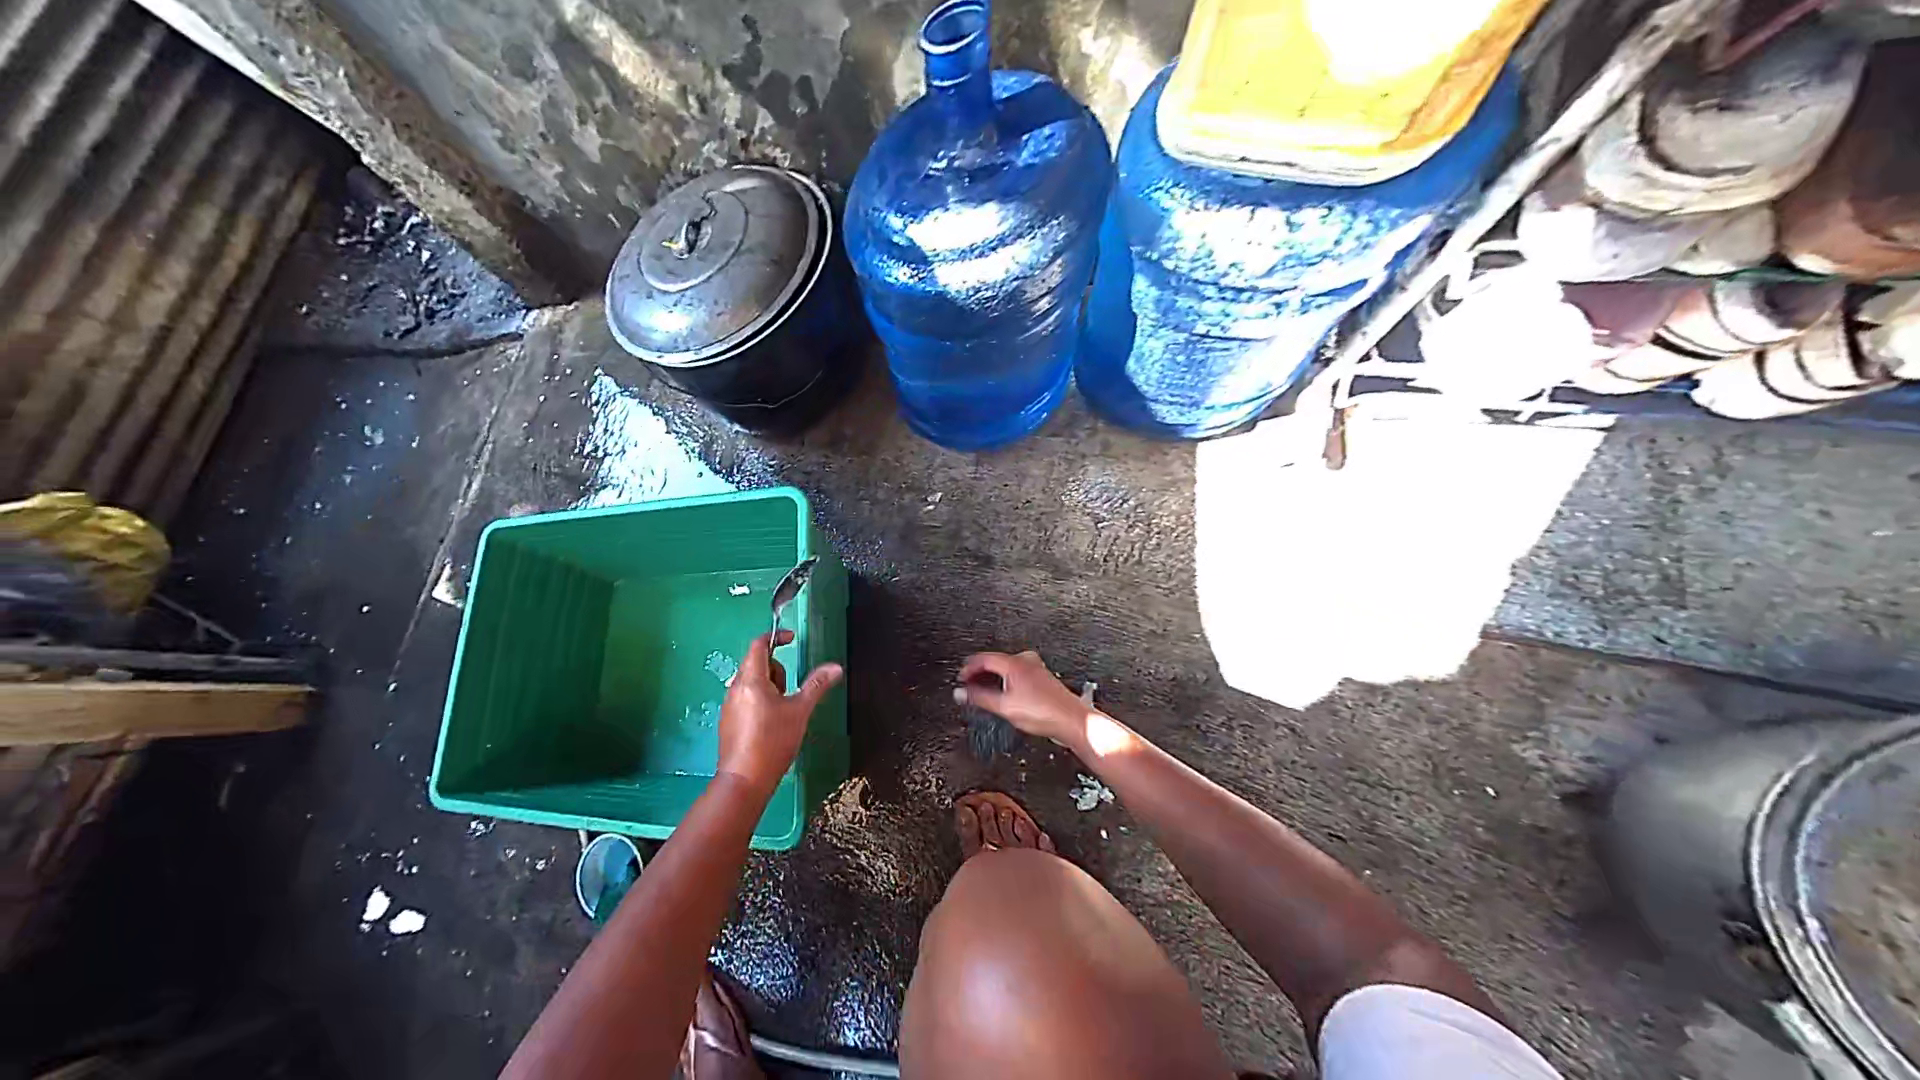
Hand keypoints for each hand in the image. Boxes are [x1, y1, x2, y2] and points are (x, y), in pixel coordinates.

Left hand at [718, 631, 842, 792]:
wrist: (745, 780)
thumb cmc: (773, 741)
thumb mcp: (800, 710)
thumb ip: (817, 685)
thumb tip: (836, 667)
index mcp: (751, 680)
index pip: (758, 645)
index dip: (775, 637)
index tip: (792, 639)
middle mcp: (735, 688)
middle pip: (756, 663)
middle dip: (777, 670)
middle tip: (790, 691)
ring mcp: (729, 705)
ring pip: (751, 682)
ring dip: (769, 686)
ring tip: (783, 711)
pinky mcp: (728, 721)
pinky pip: (745, 699)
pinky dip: (760, 700)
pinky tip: (770, 724)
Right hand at [954, 651, 1092, 745]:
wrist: (1071, 720)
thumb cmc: (1045, 712)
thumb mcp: (1003, 707)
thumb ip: (979, 698)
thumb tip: (961, 693)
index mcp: (1015, 663)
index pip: (983, 658)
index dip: (968, 668)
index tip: (961, 676)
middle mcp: (1026, 661)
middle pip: (995, 661)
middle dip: (980, 673)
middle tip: (968, 684)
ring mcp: (1035, 669)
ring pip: (1006, 668)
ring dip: (993, 678)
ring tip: (983, 691)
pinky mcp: (1041, 678)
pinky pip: (1016, 674)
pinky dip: (1005, 681)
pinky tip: (1003, 695)